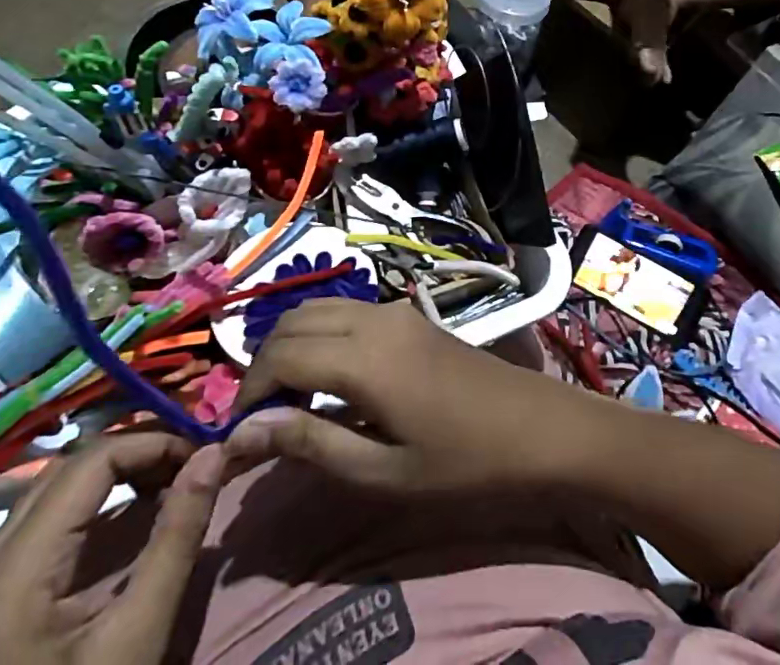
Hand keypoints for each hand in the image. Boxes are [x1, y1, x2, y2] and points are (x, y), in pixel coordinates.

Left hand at [0, 434, 241, 664]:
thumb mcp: (139, 633)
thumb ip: (177, 536)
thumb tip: (214, 454)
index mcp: (7, 577)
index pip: (88, 465)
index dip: (152, 443)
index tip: (205, 453)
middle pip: (64, 471)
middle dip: (137, 452)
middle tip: (195, 460)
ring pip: (49, 493)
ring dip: (115, 475)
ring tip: (172, 479)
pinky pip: (38, 526)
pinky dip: (91, 507)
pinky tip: (131, 516)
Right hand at [224, 298, 599, 491]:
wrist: (538, 427)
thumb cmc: (463, 461)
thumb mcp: (382, 470)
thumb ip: (310, 444)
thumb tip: (242, 433)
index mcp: (363, 358)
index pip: (279, 357)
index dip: (249, 392)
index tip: (241, 433)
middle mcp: (375, 320)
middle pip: (293, 322)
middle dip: (266, 363)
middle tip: (265, 417)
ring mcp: (398, 312)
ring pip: (320, 308)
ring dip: (294, 344)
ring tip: (295, 398)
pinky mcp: (414, 316)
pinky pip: (349, 310)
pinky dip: (323, 333)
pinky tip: (334, 376)